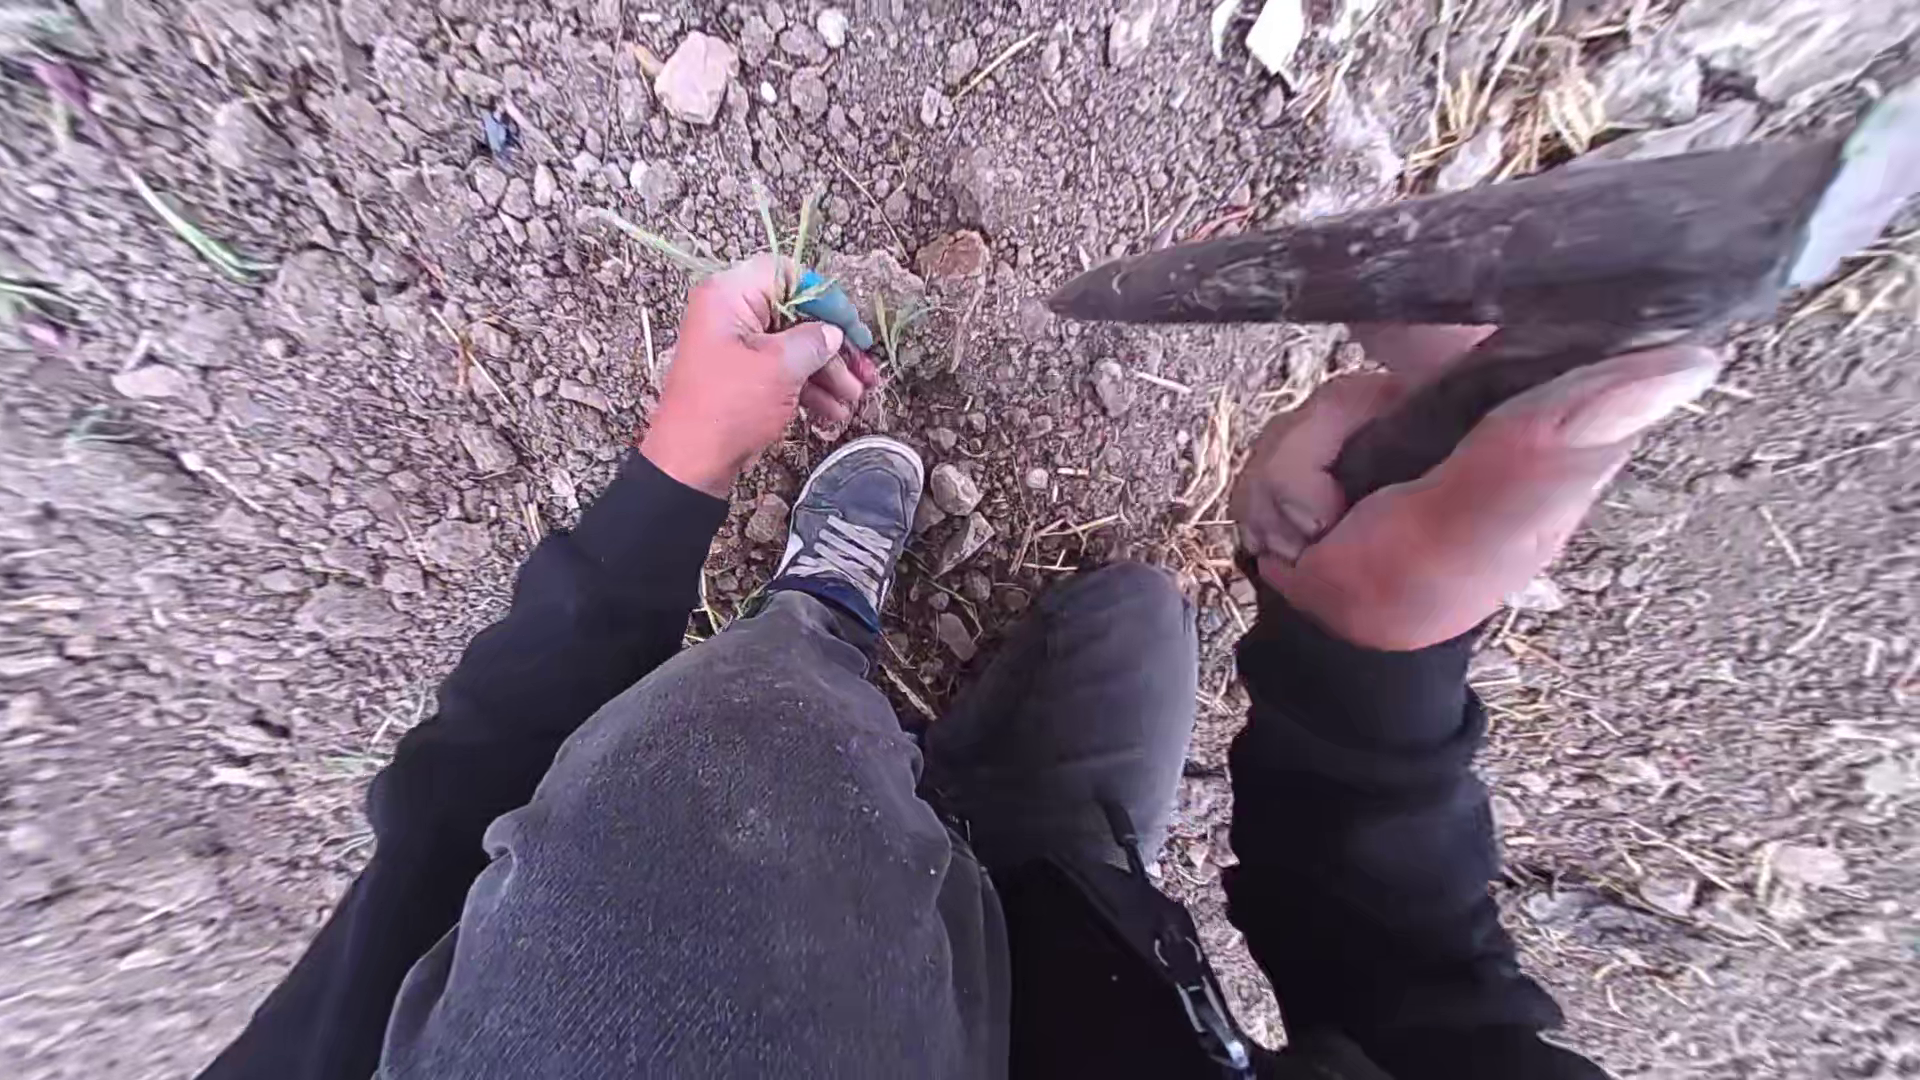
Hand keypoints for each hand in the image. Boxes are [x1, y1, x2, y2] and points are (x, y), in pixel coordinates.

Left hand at [640, 255, 879, 495]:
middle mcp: (735, 317)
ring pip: (796, 350)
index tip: (852, 329)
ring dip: (830, 374)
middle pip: (798, 317)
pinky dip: (812, 390)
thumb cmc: (729, 406)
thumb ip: (813, 342)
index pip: (788, 276)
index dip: (826, 299)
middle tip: (864, 372)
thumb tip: (833, 333)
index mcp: (732, 297)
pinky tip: (834, 412)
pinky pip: (786, 374)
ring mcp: (741, 351)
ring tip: (853, 400)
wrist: (693, 462)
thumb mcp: (779, 368)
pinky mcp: (747, 381)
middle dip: (835, 348)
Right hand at [1231, 331, 1719, 649]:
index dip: (1446, 312)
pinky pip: (1271, 442)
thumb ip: (1538, 452)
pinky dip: (1264, 493)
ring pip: (1303, 413)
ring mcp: (1375, 429)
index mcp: (1514, 417)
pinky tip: (1282, 531)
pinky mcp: (1321, 448)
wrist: (1324, 628)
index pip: (1501, 324)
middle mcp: (1445, 411)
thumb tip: (1682, 362)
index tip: (1385, 327)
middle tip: (1319, 515)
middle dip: (1314, 453)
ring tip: (1300, 538)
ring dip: (1282, 486)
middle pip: (1359, 376)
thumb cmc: (1407, 591)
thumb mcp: (1475, 529)